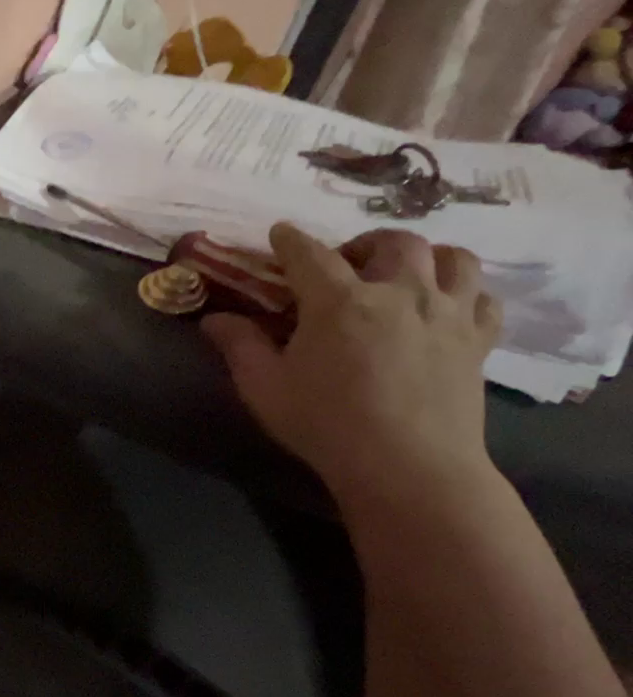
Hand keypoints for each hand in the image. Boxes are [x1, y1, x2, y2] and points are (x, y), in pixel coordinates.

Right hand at [201, 223, 502, 507]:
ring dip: (424, 257)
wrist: (406, 463)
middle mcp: (400, 293)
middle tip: (345, 263)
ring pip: (451, 257)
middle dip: (364, 243)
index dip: (291, 240)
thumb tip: (214, 319)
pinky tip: (442, 307)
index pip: (310, 255)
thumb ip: (239, 346)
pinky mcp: (479, 338)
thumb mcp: (263, 386)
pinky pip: (482, 296)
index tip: (280, 233)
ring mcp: (448, 312)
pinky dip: (462, 291)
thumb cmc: (323, 423)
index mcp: (339, 302)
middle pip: (394, 242)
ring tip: (402, 275)